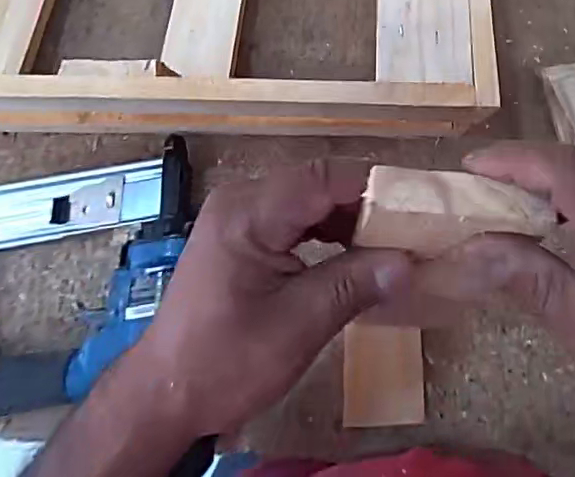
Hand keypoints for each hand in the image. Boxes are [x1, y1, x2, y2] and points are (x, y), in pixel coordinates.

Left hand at [29, 159, 412, 476]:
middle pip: (315, 183)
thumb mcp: (296, 327)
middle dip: (361, 205)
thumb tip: (408, 262)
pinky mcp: (240, 231)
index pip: (321, 178)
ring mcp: (238, 213)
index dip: (369, 188)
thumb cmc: (224, 362)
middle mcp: (242, 198)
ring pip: (306, 198)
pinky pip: (292, 216)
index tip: (410, 208)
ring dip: (345, 218)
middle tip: (403, 230)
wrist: (163, 395)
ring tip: (383, 244)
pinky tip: (349, 253)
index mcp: (249, 212)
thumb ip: (353, 284)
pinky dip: (323, 231)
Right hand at [412, 142, 574, 474]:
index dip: (513, 162)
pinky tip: (545, 219)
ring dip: (541, 181)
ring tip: (496, 202)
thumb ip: (538, 288)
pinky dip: (567, 194)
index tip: (467, 170)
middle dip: (519, 170)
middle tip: (472, 191)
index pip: (566, 171)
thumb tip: (474, 246)